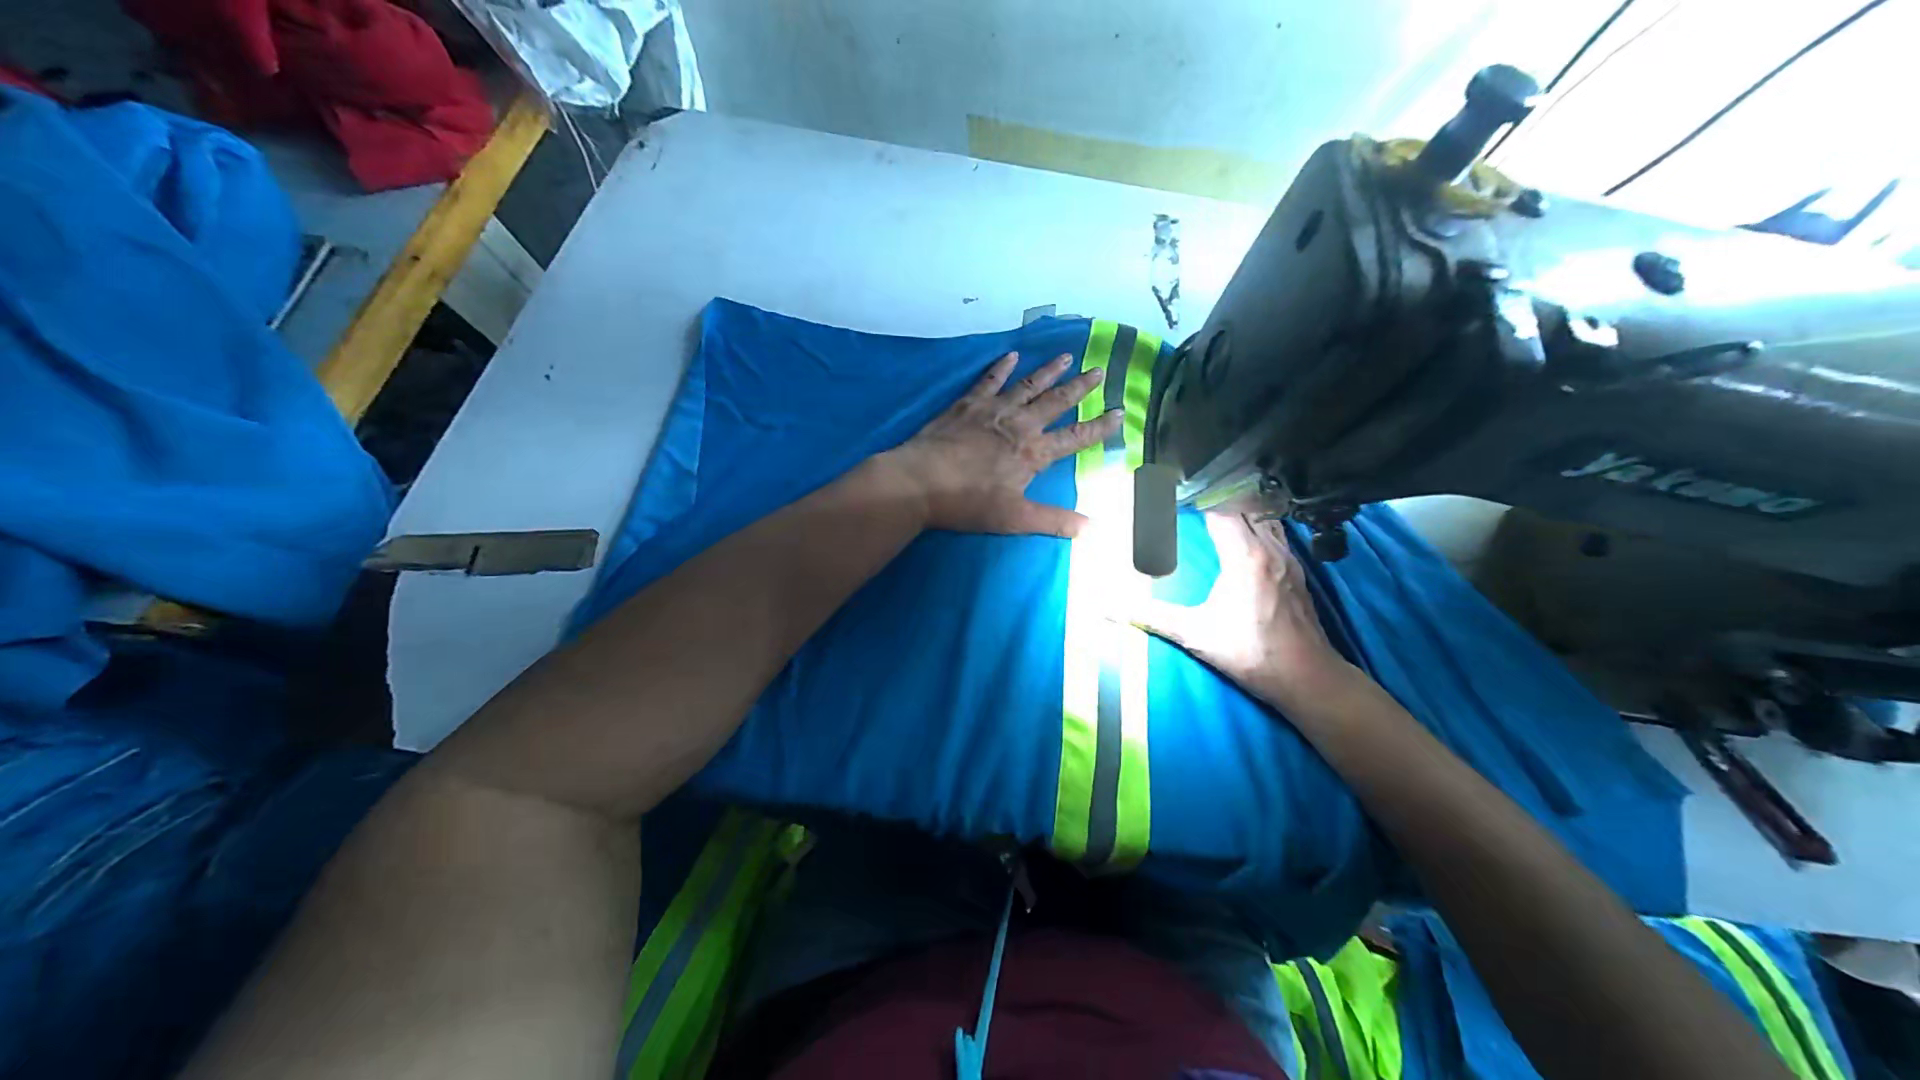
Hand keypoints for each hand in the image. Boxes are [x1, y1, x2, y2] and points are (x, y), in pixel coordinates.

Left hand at [879, 351, 1119, 537]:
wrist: (921, 481)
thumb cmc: (968, 502)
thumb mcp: (1015, 518)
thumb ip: (1053, 521)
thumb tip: (1091, 528)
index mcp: (1033, 452)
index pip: (1075, 437)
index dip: (1099, 427)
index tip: (1120, 412)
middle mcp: (1019, 425)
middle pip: (1056, 402)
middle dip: (1080, 387)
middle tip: (1099, 370)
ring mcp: (993, 410)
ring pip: (1028, 385)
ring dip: (1049, 371)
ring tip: (1067, 356)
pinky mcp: (967, 404)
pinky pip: (989, 380)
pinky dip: (1001, 367)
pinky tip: (1011, 355)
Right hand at [1132, 512, 1359, 709]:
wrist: (1307, 677)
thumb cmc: (1251, 654)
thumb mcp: (1196, 635)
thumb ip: (1152, 617)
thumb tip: (1109, 610)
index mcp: (1245, 557)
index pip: (1220, 509)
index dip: (1196, 499)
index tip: (1174, 498)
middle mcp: (1270, 549)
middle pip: (1245, 505)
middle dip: (1217, 499)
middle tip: (1190, 502)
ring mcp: (1288, 558)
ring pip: (1265, 516)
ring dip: (1241, 509)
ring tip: (1215, 512)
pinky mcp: (1297, 571)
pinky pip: (1276, 532)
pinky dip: (1257, 524)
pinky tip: (1242, 538)